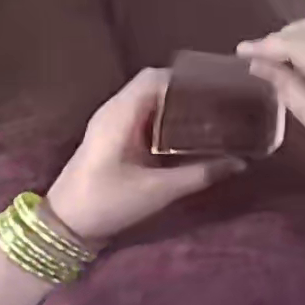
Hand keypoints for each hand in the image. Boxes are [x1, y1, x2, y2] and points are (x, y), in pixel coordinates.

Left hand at [46, 69, 242, 241]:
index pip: (154, 78)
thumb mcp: (158, 191)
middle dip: (184, 89)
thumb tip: (239, 163)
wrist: (66, 226)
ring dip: (174, 101)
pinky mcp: (111, 135)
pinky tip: (183, 130)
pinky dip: (163, 114)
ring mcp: (110, 121)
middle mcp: (113, 110)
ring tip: (206, 113)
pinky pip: (141, 112)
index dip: (185, 79)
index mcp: (120, 114)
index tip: (214, 89)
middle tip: (216, 102)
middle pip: (152, 83)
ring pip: (147, 97)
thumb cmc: (108, 202)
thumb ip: (200, 174)